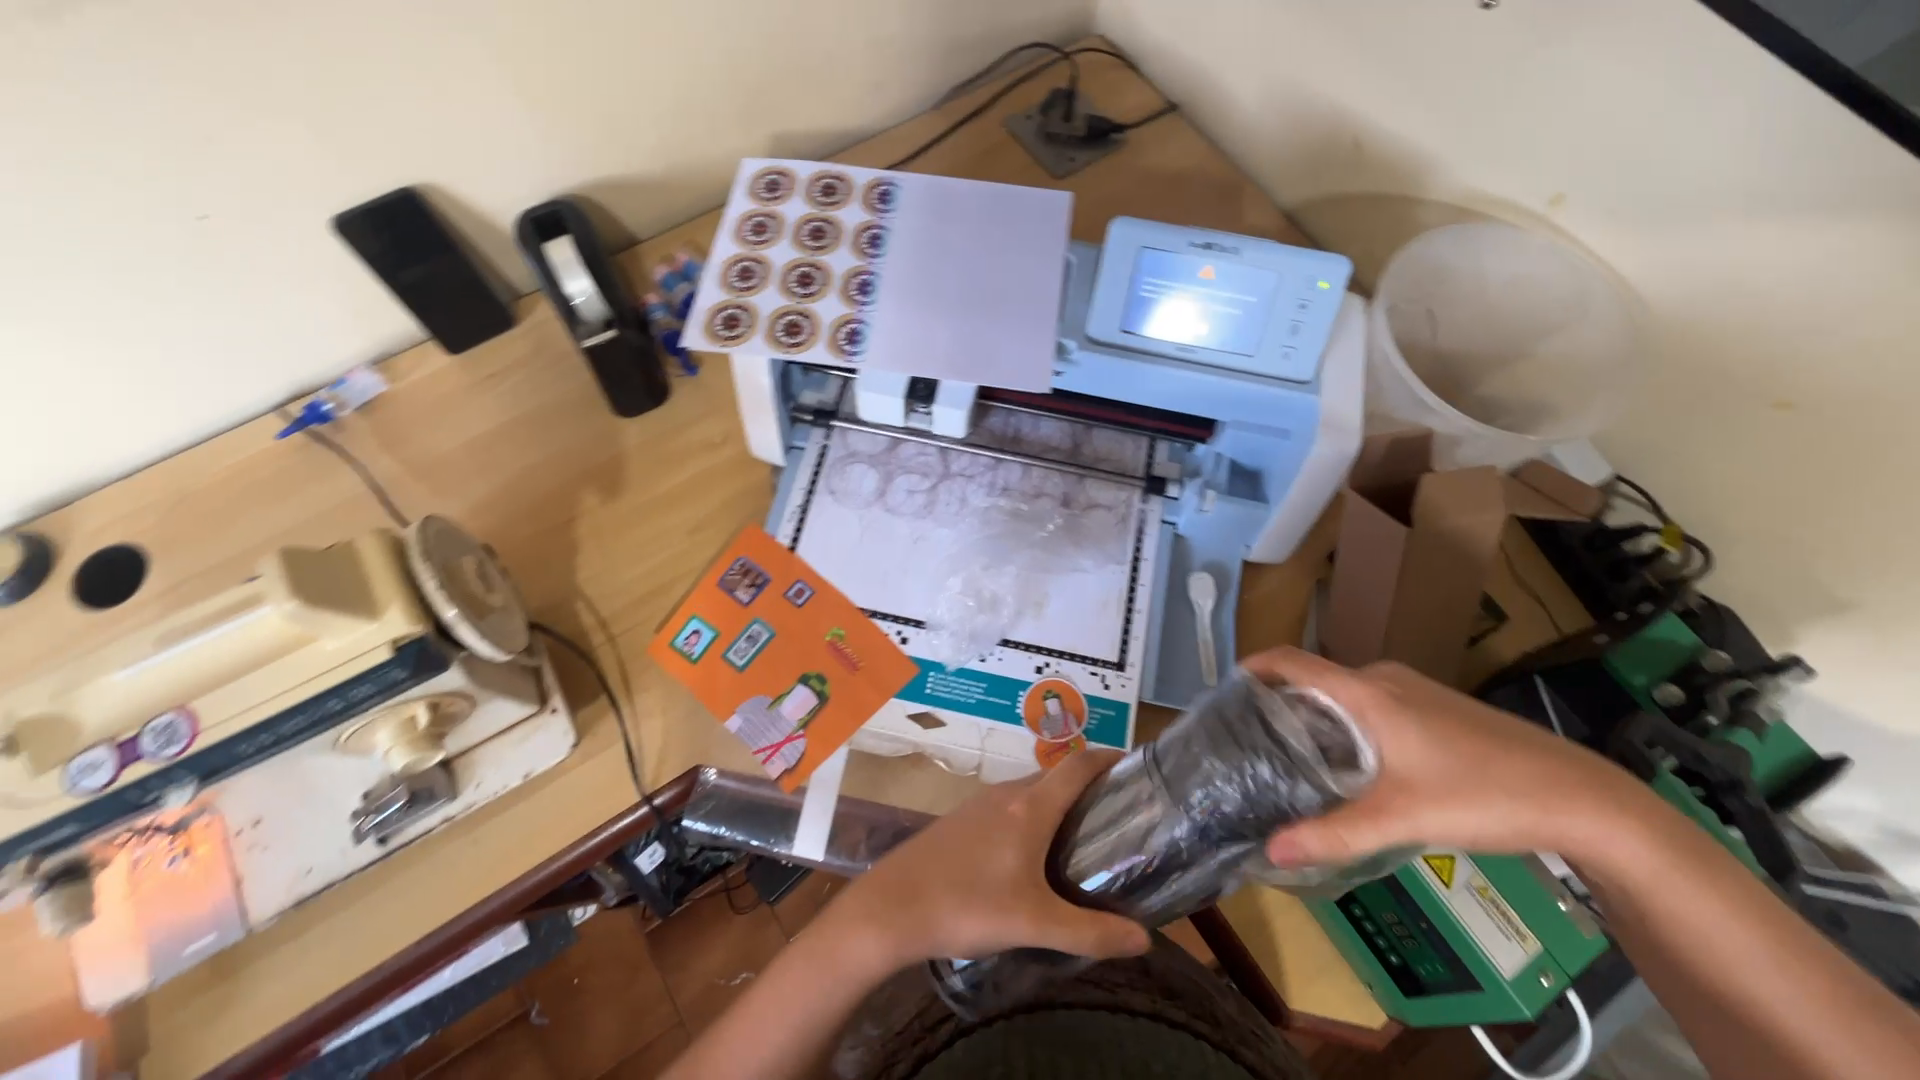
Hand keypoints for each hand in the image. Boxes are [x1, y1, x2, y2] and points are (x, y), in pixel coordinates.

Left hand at [826, 750, 1151, 968]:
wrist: (888, 910)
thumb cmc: (966, 907)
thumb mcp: (1034, 925)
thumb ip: (1090, 933)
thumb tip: (1144, 941)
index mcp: (1029, 808)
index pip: (1078, 766)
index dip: (1109, 758)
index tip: (1135, 765)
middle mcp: (1005, 796)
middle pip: (1054, 778)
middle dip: (1087, 788)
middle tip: (1118, 816)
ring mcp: (976, 807)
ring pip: (1027, 794)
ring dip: (1056, 804)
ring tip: (1080, 838)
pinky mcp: (956, 823)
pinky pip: (1005, 810)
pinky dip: (1028, 819)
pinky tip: (1028, 857)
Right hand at [1245, 648, 1659, 868]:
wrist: (1580, 797)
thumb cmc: (1483, 794)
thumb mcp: (1402, 819)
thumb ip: (1334, 835)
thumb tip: (1270, 852)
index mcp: (1368, 692)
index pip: (1294, 661)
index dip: (1255, 666)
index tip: (1224, 691)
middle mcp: (1386, 680)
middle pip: (1316, 682)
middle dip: (1280, 706)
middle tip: (1251, 745)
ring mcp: (1416, 692)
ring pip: (1346, 698)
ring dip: (1316, 720)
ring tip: (1291, 761)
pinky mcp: (1438, 710)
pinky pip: (1373, 708)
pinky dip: (1348, 728)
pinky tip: (1351, 770)